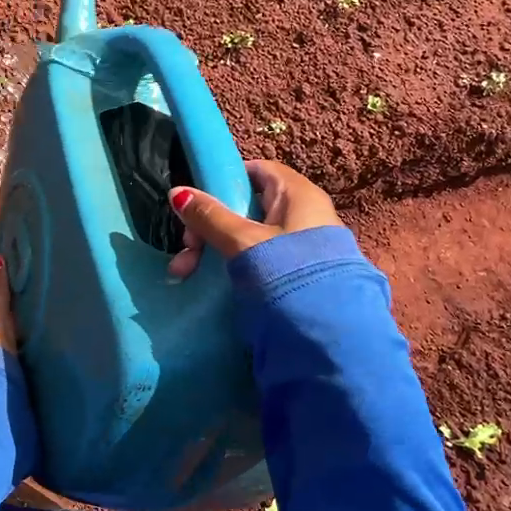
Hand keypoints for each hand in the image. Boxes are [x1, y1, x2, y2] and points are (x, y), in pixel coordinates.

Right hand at [166, 159, 342, 278]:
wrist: (333, 339)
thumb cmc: (287, 274)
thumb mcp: (242, 241)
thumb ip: (209, 216)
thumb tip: (177, 191)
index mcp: (298, 196)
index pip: (257, 170)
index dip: (225, 179)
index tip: (198, 200)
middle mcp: (303, 216)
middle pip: (245, 206)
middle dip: (208, 224)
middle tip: (187, 247)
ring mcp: (301, 246)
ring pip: (246, 235)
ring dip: (212, 248)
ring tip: (185, 272)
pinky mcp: (297, 274)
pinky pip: (256, 258)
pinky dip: (230, 265)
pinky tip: (206, 281)